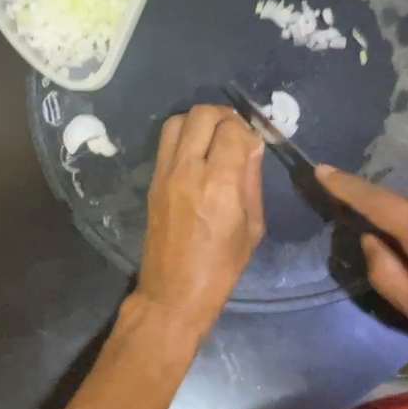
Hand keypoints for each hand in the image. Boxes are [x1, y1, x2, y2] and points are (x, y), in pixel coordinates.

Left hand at [135, 105, 264, 334]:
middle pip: (203, 115)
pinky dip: (183, 137)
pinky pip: (166, 143)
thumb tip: (252, 146)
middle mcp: (188, 171)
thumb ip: (252, 180)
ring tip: (214, 138)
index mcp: (220, 184)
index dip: (248, 131)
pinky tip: (197, 153)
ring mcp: (165, 174)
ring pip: (178, 121)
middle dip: (224, 117)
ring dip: (199, 122)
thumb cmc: (221, 267)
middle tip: (235, 133)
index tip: (255, 145)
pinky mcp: (152, 182)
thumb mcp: (253, 226)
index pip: (234, 131)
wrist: (173, 292)